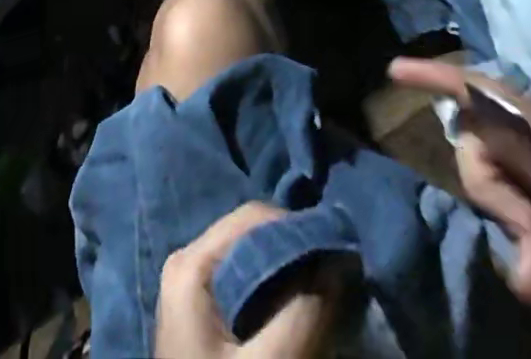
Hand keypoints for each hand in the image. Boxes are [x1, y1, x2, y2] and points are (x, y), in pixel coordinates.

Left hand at [155, 203, 340, 357]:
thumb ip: (305, 313)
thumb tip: (340, 265)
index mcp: (192, 263)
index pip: (255, 217)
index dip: (301, 229)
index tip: (341, 254)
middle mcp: (189, 260)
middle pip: (253, 235)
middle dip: (298, 250)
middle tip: (338, 275)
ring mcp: (194, 283)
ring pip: (253, 257)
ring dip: (291, 271)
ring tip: (326, 292)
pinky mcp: (203, 308)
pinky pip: (246, 279)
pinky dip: (277, 289)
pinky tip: (300, 308)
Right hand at [388, 59, 530, 358]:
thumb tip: (519, 262)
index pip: (509, 103)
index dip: (454, 80)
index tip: (398, 71)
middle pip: (490, 132)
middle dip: (486, 181)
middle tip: (524, 243)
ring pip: (491, 159)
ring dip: (494, 203)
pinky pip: (502, 186)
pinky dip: (497, 207)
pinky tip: (528, 244)